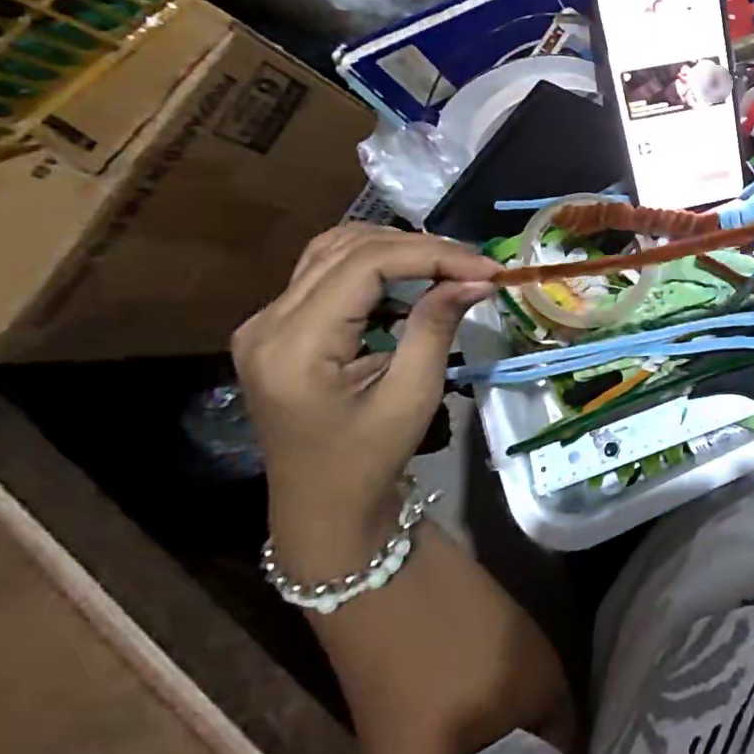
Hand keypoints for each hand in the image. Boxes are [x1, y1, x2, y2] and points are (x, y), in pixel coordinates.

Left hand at [232, 225, 500, 577]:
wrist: (324, 505)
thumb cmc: (369, 459)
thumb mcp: (412, 395)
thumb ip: (436, 326)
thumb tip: (477, 277)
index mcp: (293, 345)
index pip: (365, 264)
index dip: (432, 255)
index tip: (487, 268)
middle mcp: (267, 321)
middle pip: (349, 248)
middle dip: (422, 248)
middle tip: (477, 266)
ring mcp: (267, 320)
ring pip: (336, 249)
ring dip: (398, 248)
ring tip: (450, 267)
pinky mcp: (279, 325)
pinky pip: (328, 271)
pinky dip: (378, 265)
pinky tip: (413, 281)